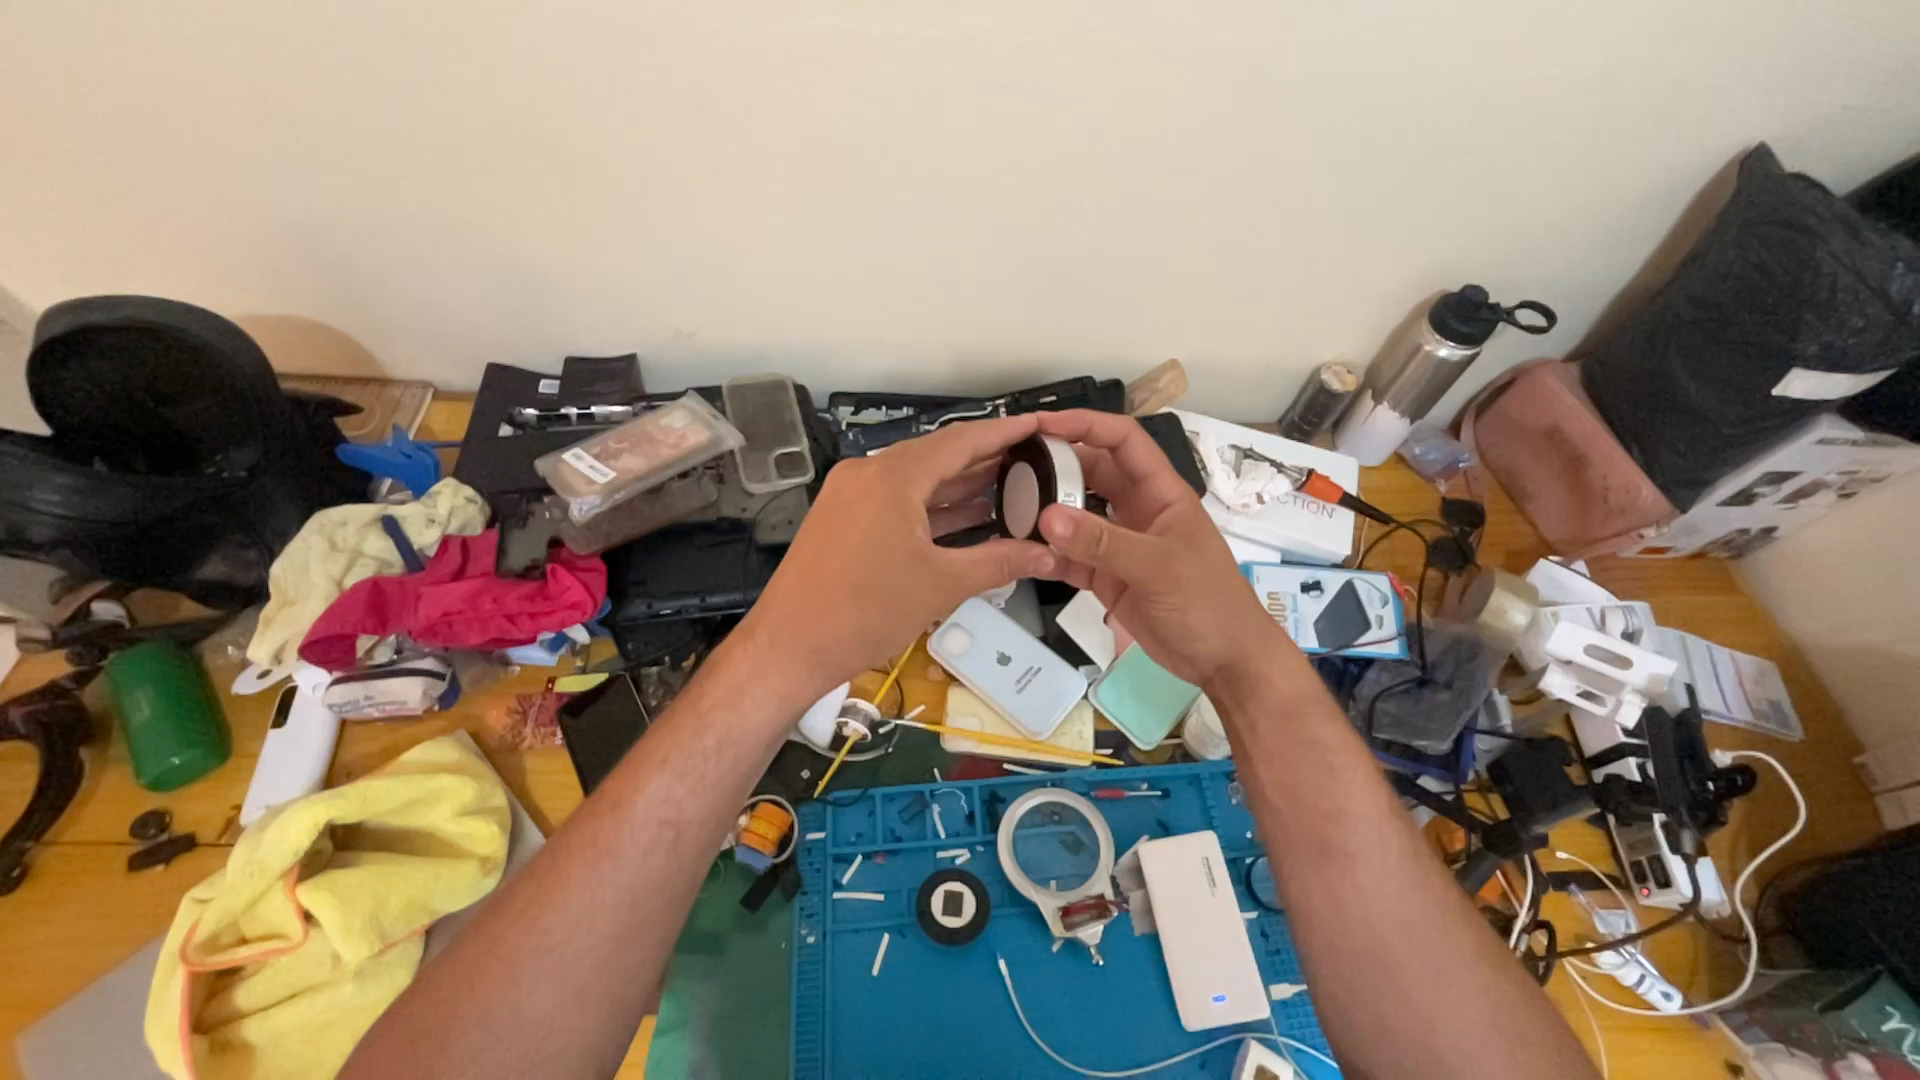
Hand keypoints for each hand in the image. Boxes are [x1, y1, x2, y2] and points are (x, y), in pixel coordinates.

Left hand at [740, 415, 1060, 693]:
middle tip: (1032, 460)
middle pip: (936, 456)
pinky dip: (929, 507)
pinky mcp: (841, 518)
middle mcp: (867, 473)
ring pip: (914, 479)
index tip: (1037, 425)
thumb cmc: (866, 612)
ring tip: (1008, 488)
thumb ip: (999, 562)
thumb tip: (1046, 556)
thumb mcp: (941, 585)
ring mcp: (850, 494)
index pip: (960, 441)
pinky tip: (963, 516)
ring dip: (958, 486)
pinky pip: (895, 499)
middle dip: (985, 460)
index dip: (1003, 432)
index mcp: (893, 476)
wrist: (790, 646)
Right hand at [1034, 410, 1287, 687]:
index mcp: (1161, 493)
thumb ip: (1101, 542)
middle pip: (1092, 474)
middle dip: (1057, 467)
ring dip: (1048, 512)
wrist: (1225, 661)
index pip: (1122, 441)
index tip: (1042, 424)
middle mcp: (1138, 511)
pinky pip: (1072, 557)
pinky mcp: (1108, 578)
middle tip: (1012, 467)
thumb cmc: (1207, 602)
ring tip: (1009, 507)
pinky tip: (1024, 553)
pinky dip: (1050, 555)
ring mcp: (1121, 545)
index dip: (1085, 425)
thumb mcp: (1157, 566)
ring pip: (1077, 516)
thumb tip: (1045, 517)